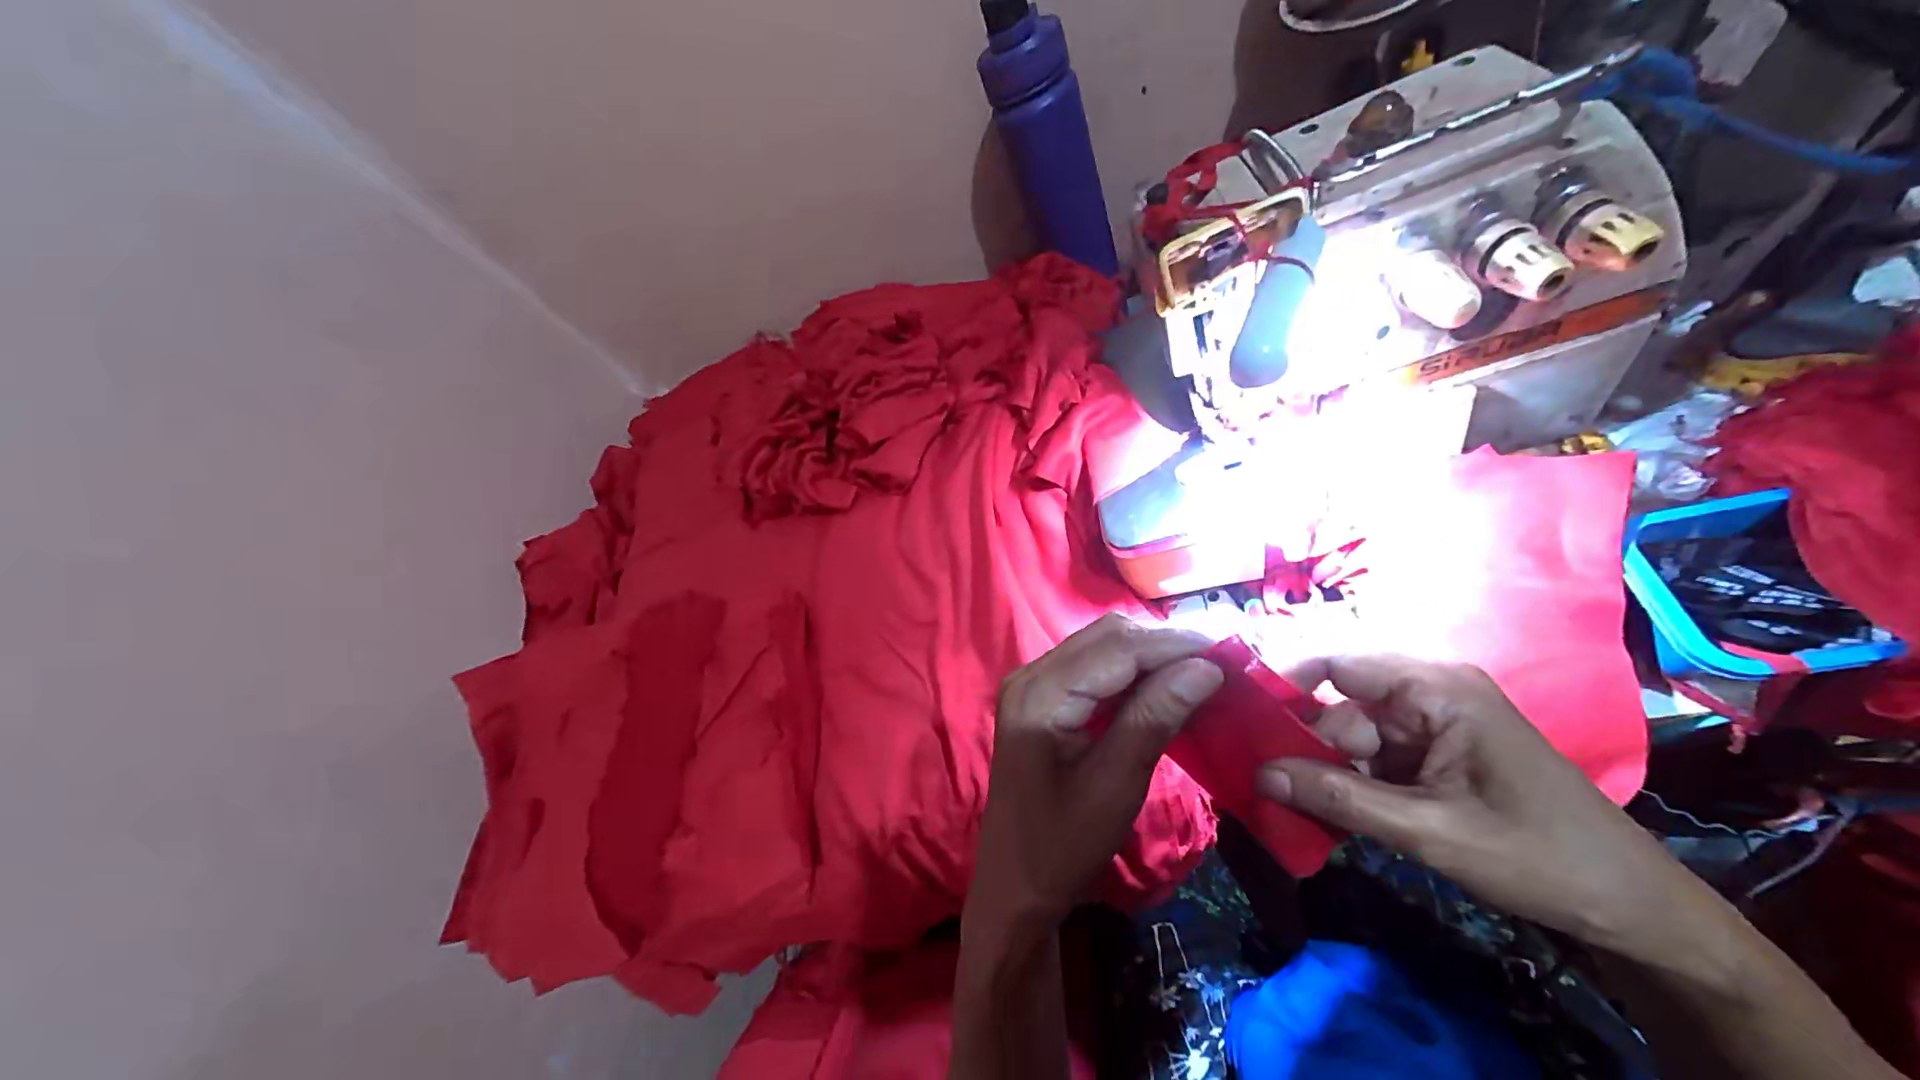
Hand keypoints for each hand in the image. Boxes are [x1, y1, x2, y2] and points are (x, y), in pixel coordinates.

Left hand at [965, 614, 1224, 933]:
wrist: (1014, 881)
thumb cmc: (1063, 844)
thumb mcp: (1115, 785)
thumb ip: (1155, 718)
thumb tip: (1207, 668)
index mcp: (1040, 695)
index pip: (1116, 649)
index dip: (1174, 645)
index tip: (1230, 651)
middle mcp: (1030, 675)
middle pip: (1106, 638)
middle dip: (1165, 644)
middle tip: (1221, 661)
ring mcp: (1032, 684)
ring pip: (1102, 646)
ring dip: (1152, 653)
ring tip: (1202, 669)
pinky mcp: (1042, 697)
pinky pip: (1093, 667)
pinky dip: (1133, 670)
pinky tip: (1166, 683)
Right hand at [1256, 655, 1692, 955]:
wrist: (1633, 910)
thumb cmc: (1538, 856)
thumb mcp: (1429, 830)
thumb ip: (1338, 799)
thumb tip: (1257, 776)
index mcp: (1435, 689)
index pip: (1338, 666)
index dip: (1287, 687)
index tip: (1245, 722)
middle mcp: (1429, 695)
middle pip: (1340, 709)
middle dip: (1309, 750)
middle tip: (1277, 794)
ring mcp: (1433, 727)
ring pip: (1352, 739)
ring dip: (1327, 775)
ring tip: (1302, 815)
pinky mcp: (1435, 757)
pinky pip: (1373, 761)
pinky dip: (1351, 787)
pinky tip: (1334, 818)